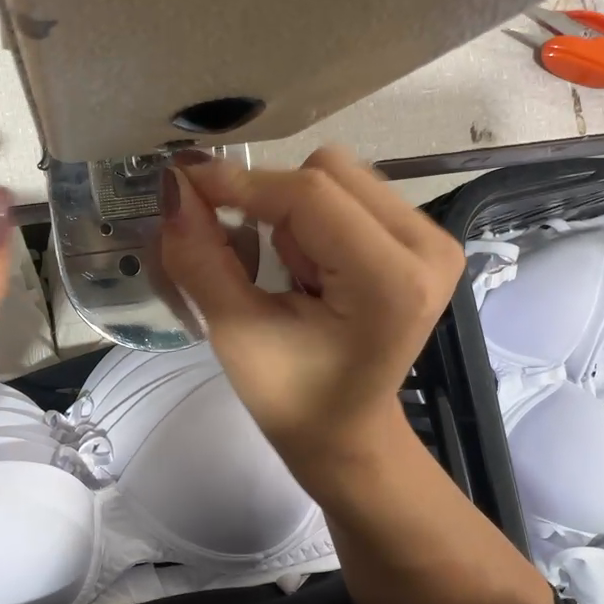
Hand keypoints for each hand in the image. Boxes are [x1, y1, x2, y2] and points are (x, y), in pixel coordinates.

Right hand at [157, 146, 464, 476]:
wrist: (347, 432)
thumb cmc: (292, 398)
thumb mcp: (237, 334)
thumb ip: (202, 259)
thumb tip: (171, 191)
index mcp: (388, 280)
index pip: (308, 195)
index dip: (238, 182)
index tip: (181, 183)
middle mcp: (426, 246)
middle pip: (327, 172)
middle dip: (269, 203)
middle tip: (245, 255)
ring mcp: (432, 239)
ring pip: (338, 177)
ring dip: (291, 213)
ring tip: (287, 275)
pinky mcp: (423, 239)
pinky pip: (352, 194)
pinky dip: (311, 220)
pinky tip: (308, 271)